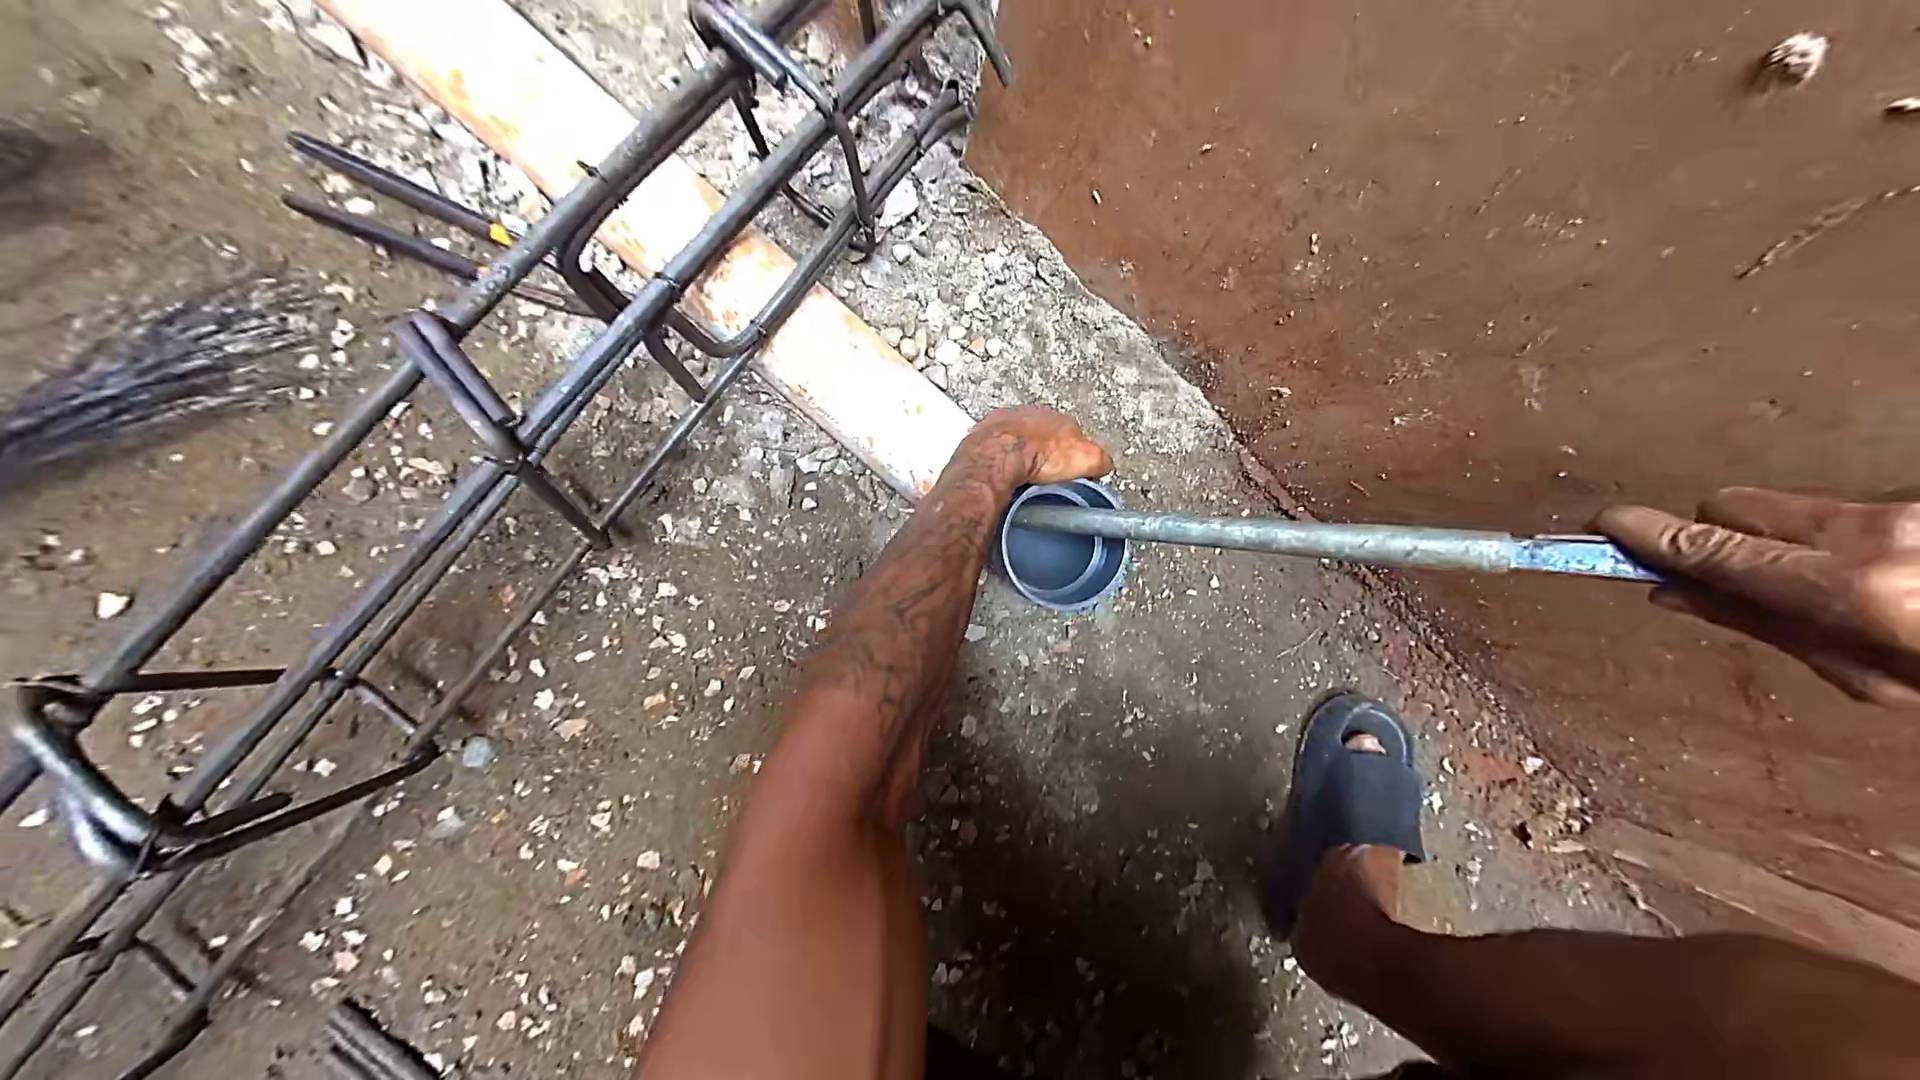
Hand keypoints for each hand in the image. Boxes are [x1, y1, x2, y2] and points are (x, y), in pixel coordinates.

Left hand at [959, 405, 1112, 487]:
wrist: (999, 452)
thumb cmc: (1039, 454)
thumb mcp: (1086, 460)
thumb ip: (1100, 460)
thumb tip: (1105, 466)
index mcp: (1062, 418)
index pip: (1074, 435)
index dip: (1073, 454)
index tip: (1068, 470)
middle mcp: (1036, 413)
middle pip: (1045, 433)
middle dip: (1045, 449)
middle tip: (1043, 472)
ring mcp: (1010, 418)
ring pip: (1021, 435)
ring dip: (1022, 450)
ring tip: (1022, 472)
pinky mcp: (987, 428)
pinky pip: (998, 442)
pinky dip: (1001, 453)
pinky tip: (1002, 468)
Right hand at [1595, 488, 1919, 706]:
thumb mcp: (1867, 675)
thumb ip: (1766, 626)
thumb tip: (1674, 593)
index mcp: (1846, 589)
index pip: (1704, 548)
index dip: (1639, 535)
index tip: (1599, 527)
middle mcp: (1871, 537)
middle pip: (1729, 507)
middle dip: (1710, 533)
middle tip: (1716, 571)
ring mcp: (1904, 513)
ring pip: (1784, 509)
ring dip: (1770, 539)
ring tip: (1808, 583)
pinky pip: (1840, 514)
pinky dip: (1827, 541)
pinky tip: (1867, 577)